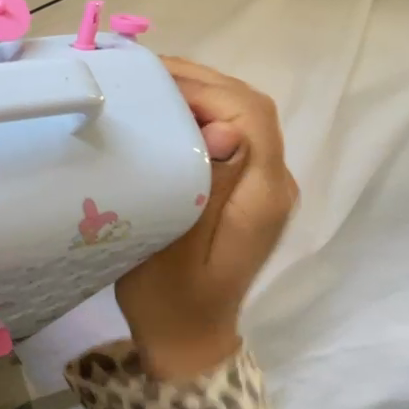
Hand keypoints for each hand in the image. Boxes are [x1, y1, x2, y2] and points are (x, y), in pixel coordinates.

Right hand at [115, 59, 297, 381]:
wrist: (186, 337)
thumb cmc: (169, 299)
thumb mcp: (174, 248)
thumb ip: (204, 189)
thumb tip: (223, 131)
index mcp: (261, 195)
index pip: (249, 116)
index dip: (203, 88)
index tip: (146, 82)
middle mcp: (271, 182)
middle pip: (250, 108)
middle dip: (199, 80)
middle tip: (137, 71)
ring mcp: (260, 186)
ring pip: (241, 116)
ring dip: (198, 92)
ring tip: (143, 83)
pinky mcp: (242, 191)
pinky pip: (229, 135)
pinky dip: (197, 112)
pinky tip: (160, 113)